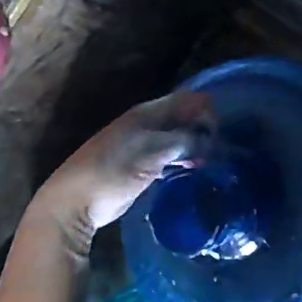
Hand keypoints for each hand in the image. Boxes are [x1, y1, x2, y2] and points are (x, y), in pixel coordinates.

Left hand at [32, 91, 210, 254]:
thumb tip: (212, 141)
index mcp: (147, 113)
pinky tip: (198, 169)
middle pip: (184, 118)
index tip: (225, 129)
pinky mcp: (142, 168)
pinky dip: (186, 160)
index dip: (207, 109)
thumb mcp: (153, 151)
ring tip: (218, 159)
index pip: (187, 99)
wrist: (74, 202)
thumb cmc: (112, 171)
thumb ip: (184, 141)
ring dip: (197, 145)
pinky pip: (172, 157)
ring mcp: (144, 146)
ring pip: (179, 138)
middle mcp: (147, 125)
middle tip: (227, 145)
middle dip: (205, 127)